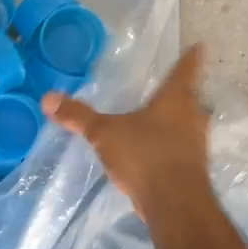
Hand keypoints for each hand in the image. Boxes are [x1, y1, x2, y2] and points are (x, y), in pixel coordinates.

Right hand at [44, 44, 213, 237]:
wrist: (174, 202)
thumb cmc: (144, 155)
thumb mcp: (104, 134)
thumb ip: (79, 116)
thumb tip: (48, 97)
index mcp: (175, 100)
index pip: (185, 71)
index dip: (191, 58)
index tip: (199, 46)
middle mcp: (192, 117)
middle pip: (191, 99)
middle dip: (182, 94)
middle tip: (171, 88)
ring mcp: (196, 144)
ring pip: (189, 125)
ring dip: (179, 121)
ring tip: (162, 120)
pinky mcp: (193, 168)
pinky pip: (183, 149)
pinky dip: (172, 146)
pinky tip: (157, 152)